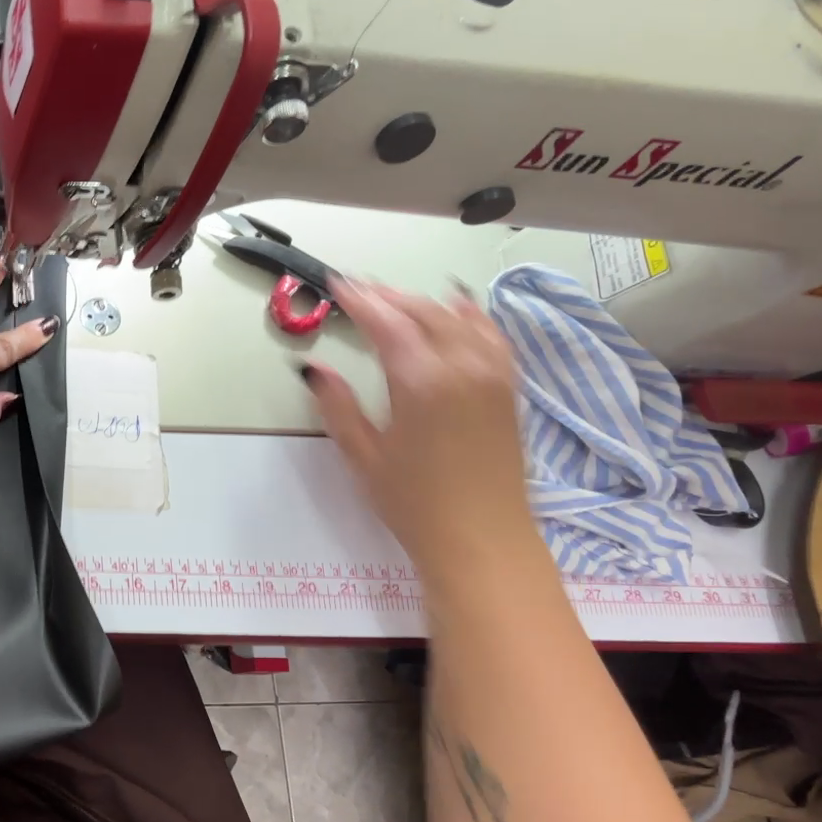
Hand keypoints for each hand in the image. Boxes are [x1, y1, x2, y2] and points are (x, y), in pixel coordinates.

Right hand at [304, 278, 532, 568]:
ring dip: (425, 301)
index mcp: (421, 382)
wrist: (480, 536)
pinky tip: (457, 310)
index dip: (360, 301)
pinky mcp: (507, 388)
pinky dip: (469, 314)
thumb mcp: (362, 455)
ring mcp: (492, 374)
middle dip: (389, 296)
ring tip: (396, 298)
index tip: (337, 285)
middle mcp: (462, 367)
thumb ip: (337, 405)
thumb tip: (314, 369)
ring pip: (460, 317)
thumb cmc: (412, 502)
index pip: (387, 324)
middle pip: (425, 312)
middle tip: (358, 290)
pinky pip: (491, 334)